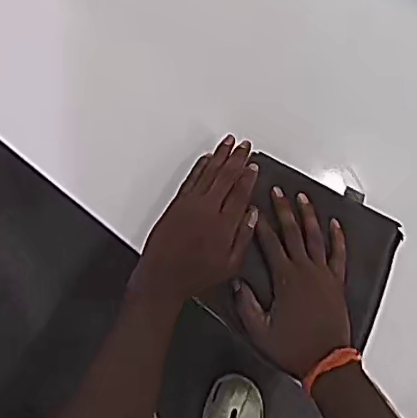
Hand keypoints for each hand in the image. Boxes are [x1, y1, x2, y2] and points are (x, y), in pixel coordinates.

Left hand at [132, 136, 260, 307]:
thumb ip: (244, 238)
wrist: (162, 275)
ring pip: (209, 172)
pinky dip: (201, 165)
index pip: (240, 192)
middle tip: (245, 146)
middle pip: (226, 176)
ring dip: (220, 155)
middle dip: (237, 158)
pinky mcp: (178, 202)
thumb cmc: (195, 274)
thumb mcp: (229, 265)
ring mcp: (191, 203)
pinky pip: (192, 178)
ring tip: (229, 142)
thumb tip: (253, 215)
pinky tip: (207, 157)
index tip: (254, 165)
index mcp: (224, 225)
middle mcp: (207, 209)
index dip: (248, 176)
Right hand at [236, 187, 350, 377]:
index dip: (260, 223)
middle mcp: (305, 270)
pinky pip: (338, 255)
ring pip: (315, 236)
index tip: (254, 208)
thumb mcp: (260, 331)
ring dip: (307, 215)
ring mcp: (323, 274)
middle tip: (277, 191)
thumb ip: (246, 306)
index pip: (269, 242)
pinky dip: (337, 238)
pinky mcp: (337, 283)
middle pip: (292, 231)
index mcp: (285, 278)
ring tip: (302, 198)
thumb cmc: (295, 349)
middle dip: (282, 209)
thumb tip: (237, 284)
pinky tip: (335, 225)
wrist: (328, 364)